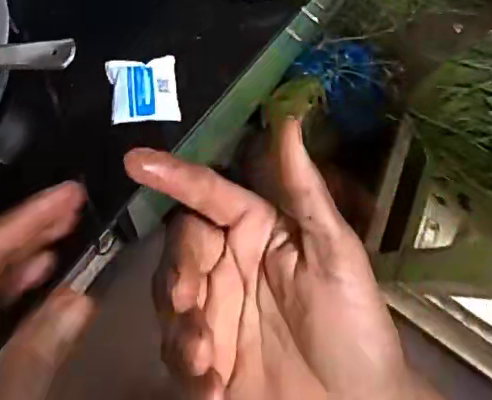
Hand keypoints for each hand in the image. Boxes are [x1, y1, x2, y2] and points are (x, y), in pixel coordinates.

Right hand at [124, 120, 431, 399]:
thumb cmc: (355, 326)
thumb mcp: (335, 255)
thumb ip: (304, 189)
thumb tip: (290, 119)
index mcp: (253, 227)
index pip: (206, 191)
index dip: (171, 173)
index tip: (136, 160)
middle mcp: (227, 261)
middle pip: (180, 244)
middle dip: (178, 268)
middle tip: (188, 301)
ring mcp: (214, 310)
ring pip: (169, 296)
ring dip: (180, 326)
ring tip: (207, 362)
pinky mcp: (207, 360)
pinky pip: (176, 354)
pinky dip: (187, 372)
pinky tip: (213, 390)